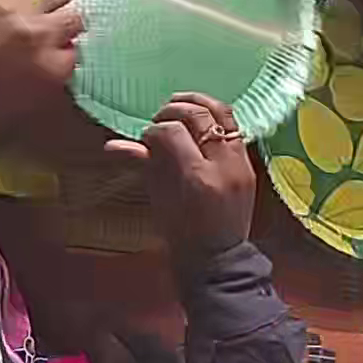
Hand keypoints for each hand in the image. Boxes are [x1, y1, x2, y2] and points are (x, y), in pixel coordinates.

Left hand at [0, 0, 82, 147]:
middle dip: (71, 24)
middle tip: (65, 25)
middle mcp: (43, 34)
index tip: (60, 56)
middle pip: (74, 20)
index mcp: (49, 70)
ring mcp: (19, 6)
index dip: (68, 55)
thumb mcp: (14, 109)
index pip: (75, 56)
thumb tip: (52, 72)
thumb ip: (41, 88)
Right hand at [106, 92, 253, 257]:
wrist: (219, 259)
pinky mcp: (249, 163)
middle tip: (160, 117)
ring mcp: (241, 163)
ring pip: (224, 113)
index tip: (146, 137)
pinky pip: (234, 127)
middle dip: (175, 110)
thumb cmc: (181, 233)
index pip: (174, 132)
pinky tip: (199, 120)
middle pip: (200, 116)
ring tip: (180, 105)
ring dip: (199, 103)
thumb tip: (112, 145)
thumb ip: (144, 164)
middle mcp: (223, 165)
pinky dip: (214, 118)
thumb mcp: (159, 199)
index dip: (155, 128)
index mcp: (197, 178)